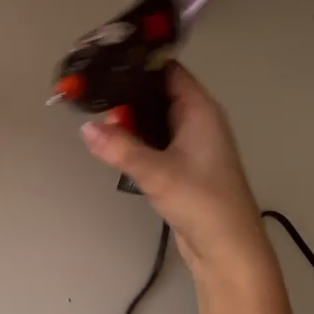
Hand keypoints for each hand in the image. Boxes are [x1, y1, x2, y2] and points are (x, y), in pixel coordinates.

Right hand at [78, 63, 265, 268]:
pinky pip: (155, 144)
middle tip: (91, 98)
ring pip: (155, 122)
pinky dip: (136, 142)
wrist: (226, 247)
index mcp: (200, 111)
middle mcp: (197, 122)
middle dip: (128, 97)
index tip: (106, 67)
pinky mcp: (183, 167)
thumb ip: (120, 149)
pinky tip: (114, 149)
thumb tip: (86, 127)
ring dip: (130, 123)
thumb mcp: (157, 173)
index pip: (169, 72)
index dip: (140, 66)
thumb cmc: (202, 202)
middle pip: (159, 95)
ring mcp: (191, 146)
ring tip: (97, 121)